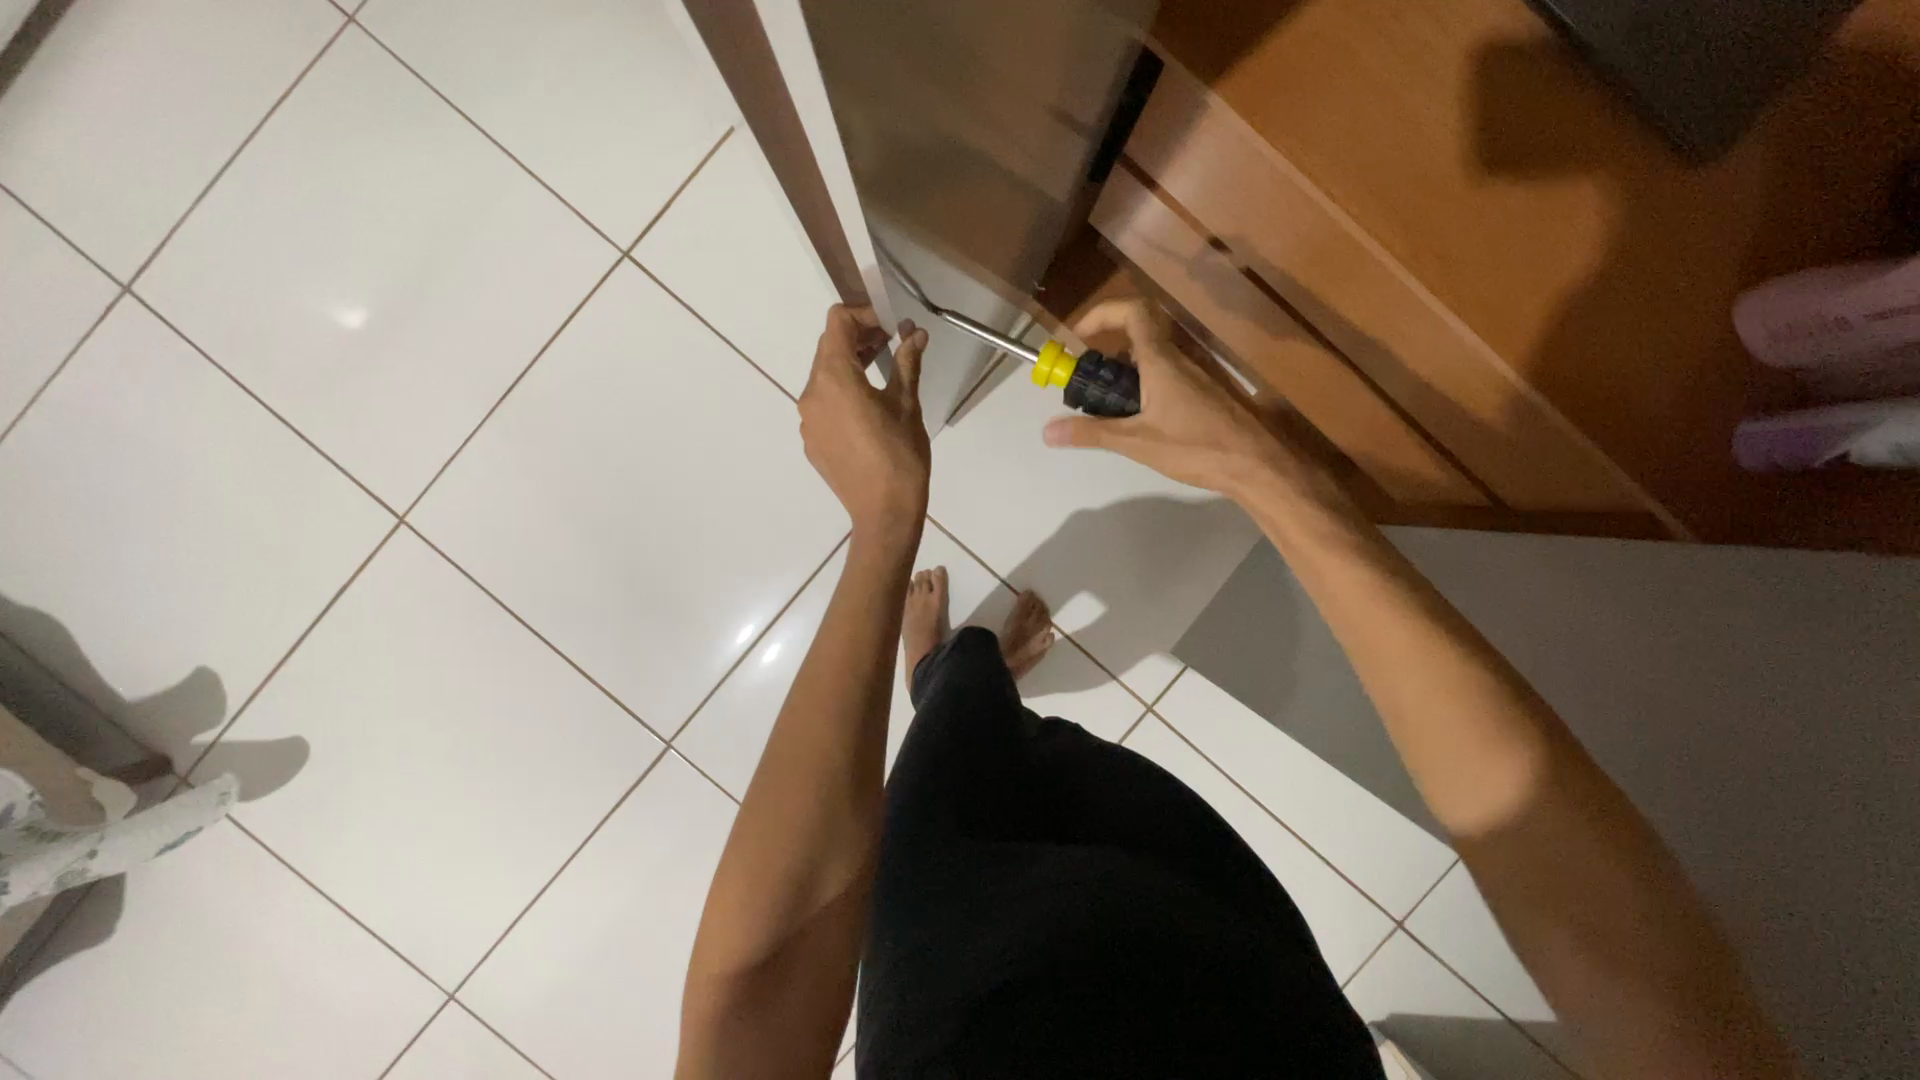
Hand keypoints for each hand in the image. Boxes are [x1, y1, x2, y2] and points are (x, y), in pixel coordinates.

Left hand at [799, 305, 931, 546]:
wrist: (883, 513)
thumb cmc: (901, 456)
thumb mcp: (908, 405)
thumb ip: (907, 362)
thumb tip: (917, 334)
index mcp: (834, 378)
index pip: (837, 322)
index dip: (864, 314)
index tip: (891, 325)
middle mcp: (811, 394)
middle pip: (828, 348)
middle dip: (859, 338)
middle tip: (893, 343)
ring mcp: (807, 420)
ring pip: (825, 377)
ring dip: (851, 366)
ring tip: (883, 374)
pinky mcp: (811, 441)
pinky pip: (823, 405)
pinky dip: (843, 394)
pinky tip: (869, 411)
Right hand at [1042, 299, 1332, 502]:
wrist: (1256, 464)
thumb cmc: (1196, 447)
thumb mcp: (1136, 443)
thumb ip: (1092, 433)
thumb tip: (1048, 431)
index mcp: (1161, 360)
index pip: (1132, 312)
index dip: (1102, 314)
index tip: (1079, 337)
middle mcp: (1181, 357)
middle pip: (1141, 332)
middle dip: (1109, 347)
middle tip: (1091, 380)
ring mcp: (1198, 373)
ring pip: (1156, 354)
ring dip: (1128, 368)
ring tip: (1112, 405)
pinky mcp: (1209, 390)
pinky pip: (1170, 372)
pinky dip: (1148, 382)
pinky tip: (1143, 417)